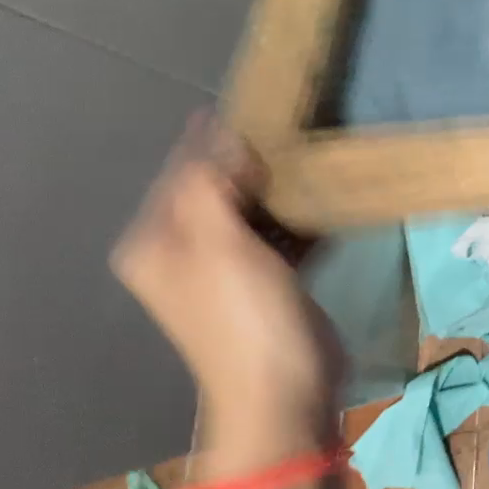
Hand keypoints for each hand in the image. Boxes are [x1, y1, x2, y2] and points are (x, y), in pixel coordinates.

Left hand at [112, 112, 334, 427]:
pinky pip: (284, 229)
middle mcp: (186, 249)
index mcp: (158, 242)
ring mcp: (229, 264)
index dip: (216, 139)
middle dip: (256, 159)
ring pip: (257, 205)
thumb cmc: (243, 315)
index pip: (183, 170)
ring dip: (285, 184)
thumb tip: (219, 134)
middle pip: (222, 186)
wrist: (283, 385)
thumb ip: (209, 187)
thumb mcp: (218, 247)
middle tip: (297, 123)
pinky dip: (304, 213)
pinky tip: (330, 195)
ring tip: (318, 151)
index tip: (258, 103)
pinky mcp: (270, 276)